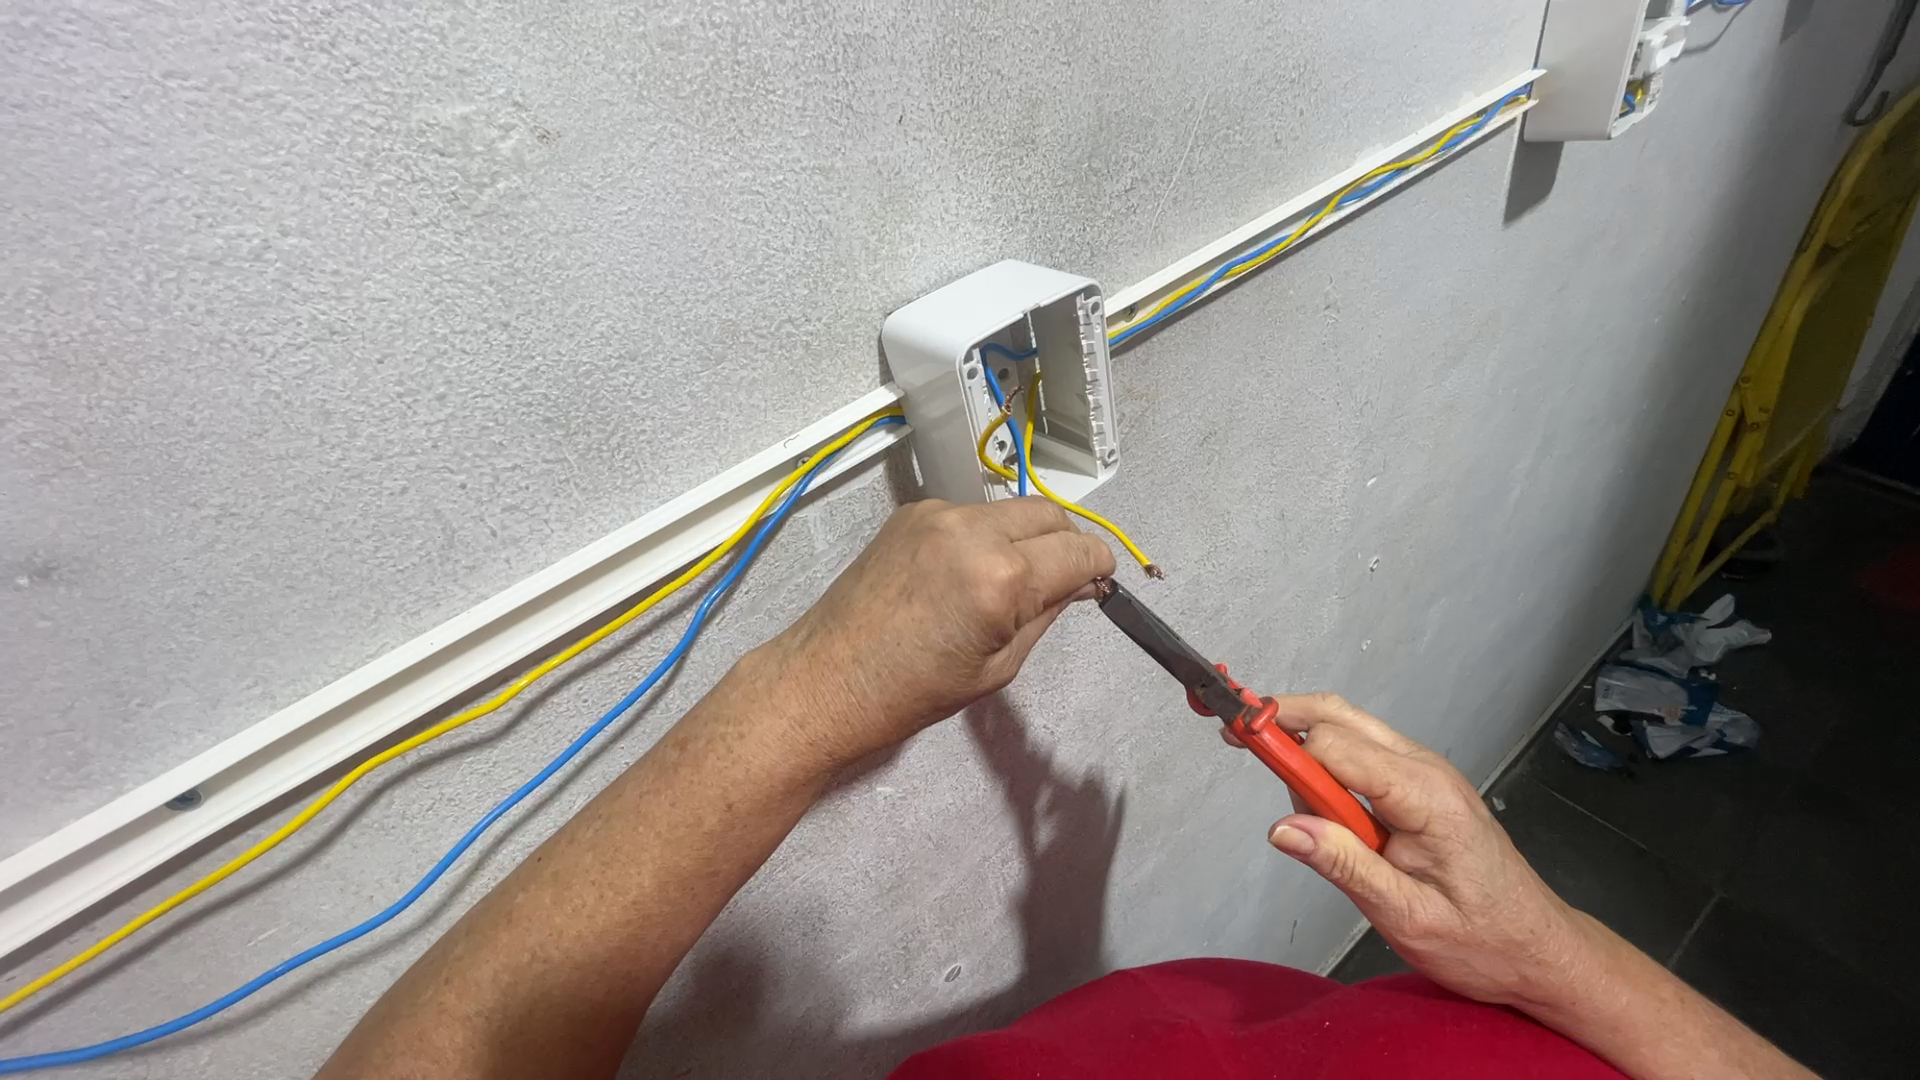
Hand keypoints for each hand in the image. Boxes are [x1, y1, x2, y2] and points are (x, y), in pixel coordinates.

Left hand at [761, 497, 1114, 768]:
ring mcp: (938, 514)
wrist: (827, 678)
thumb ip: (1046, 613)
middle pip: (1049, 514)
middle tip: (1065, 579)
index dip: (1099, 566)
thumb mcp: (998, 667)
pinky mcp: (912, 512)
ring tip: (1014, 578)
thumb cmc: (914, 693)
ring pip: (1009, 510)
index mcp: (1001, 578)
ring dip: (1027, 536)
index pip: (1078, 552)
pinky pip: (970, 515)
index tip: (1101, 580)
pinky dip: (985, 535)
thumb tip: (1080, 584)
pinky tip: (968, 571)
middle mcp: (972, 531)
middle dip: (1068, 543)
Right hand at [1259, 693, 1591, 1009]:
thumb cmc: (1484, 941)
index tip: (1246, 756)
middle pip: (1336, 713)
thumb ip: (1344, 866)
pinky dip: (1319, 754)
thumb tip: (1281, 830)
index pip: (1334, 746)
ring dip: (1300, 736)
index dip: (1286, 752)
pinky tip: (1310, 792)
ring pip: (1343, 721)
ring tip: (1285, 790)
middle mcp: (1423, 767)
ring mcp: (1420, 768)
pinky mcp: (1413, 778)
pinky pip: (1355, 745)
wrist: (1542, 950)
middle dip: (1282, 717)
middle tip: (1236, 735)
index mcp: (1425, 796)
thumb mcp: (1408, 917)